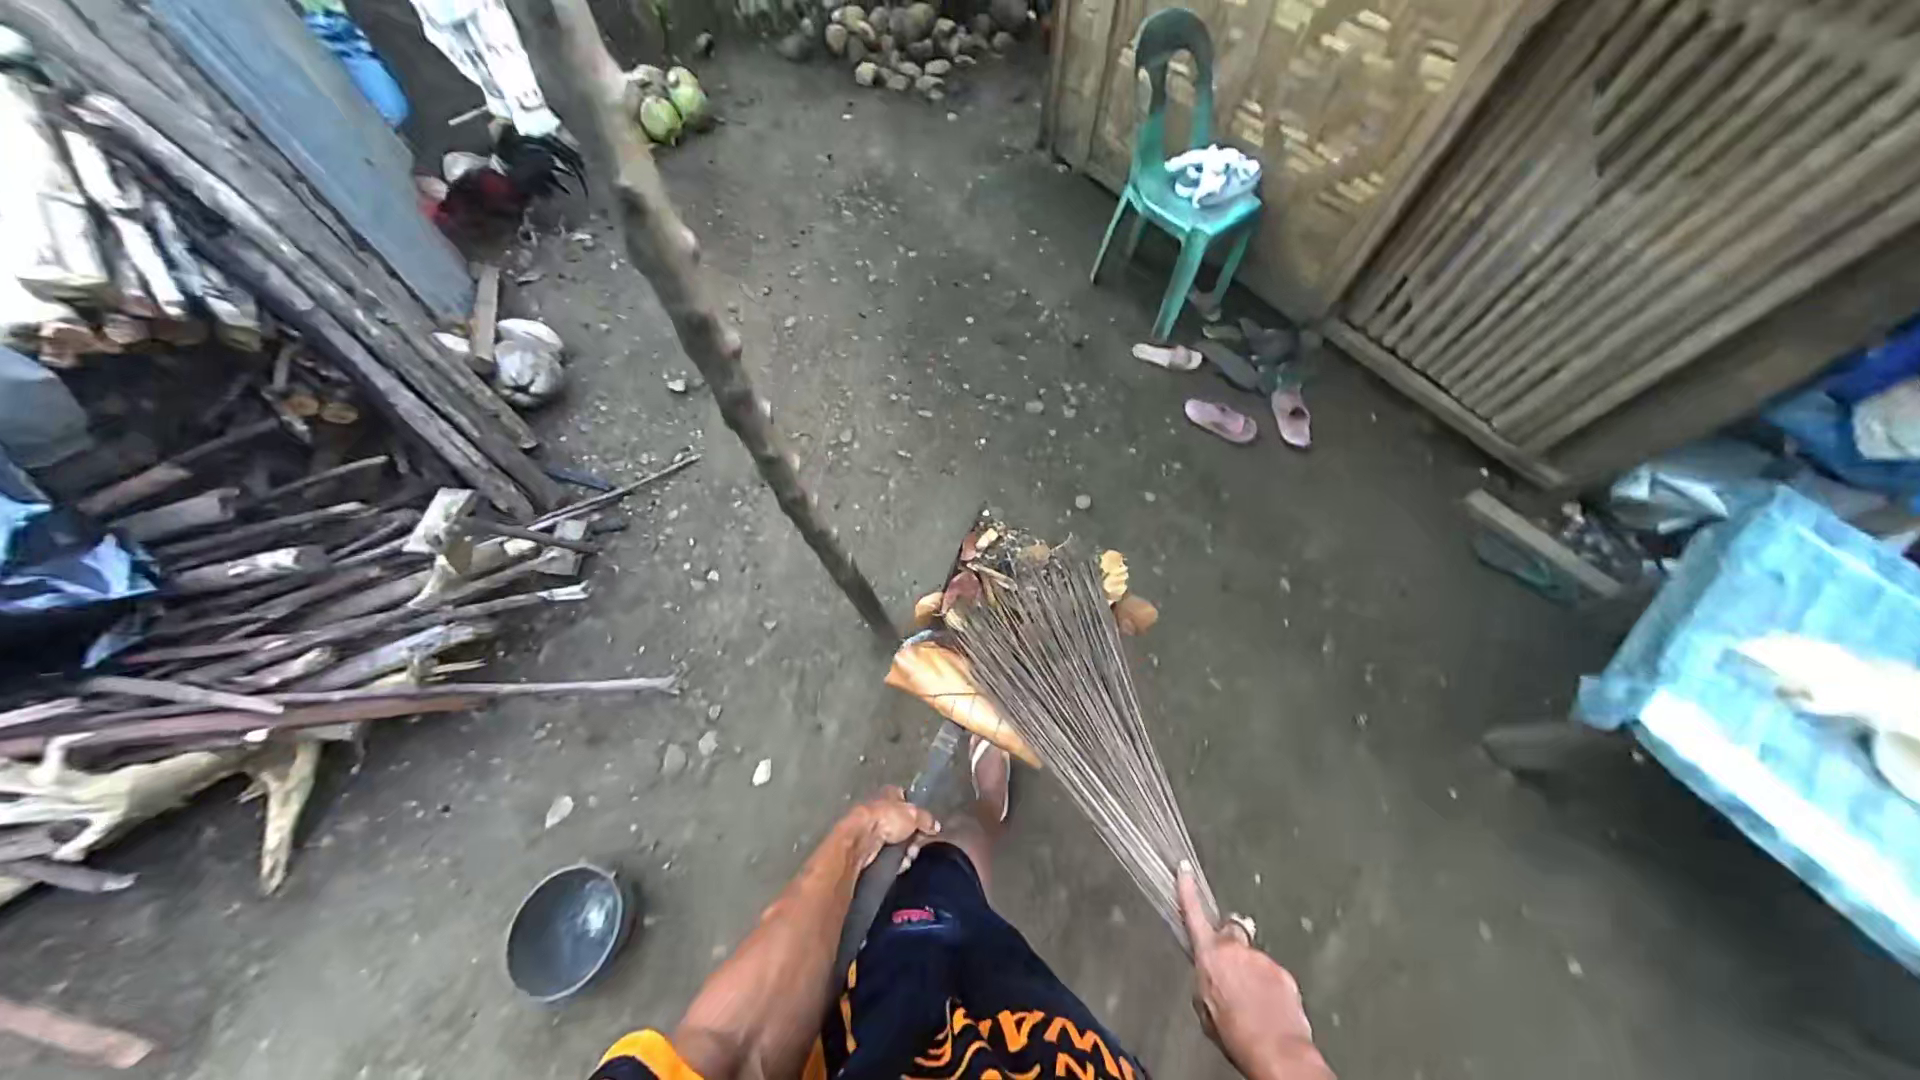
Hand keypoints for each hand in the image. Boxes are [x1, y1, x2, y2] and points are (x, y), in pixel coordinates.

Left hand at [844, 787, 938, 869]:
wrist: (860, 840)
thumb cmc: (887, 818)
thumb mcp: (914, 815)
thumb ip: (926, 819)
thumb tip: (936, 827)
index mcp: (890, 793)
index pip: (907, 799)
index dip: (917, 813)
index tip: (925, 826)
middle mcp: (880, 807)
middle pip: (903, 824)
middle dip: (913, 837)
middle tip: (916, 846)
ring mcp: (872, 828)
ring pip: (896, 841)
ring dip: (905, 851)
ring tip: (907, 857)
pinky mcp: (867, 847)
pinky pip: (887, 854)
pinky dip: (894, 860)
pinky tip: (898, 865)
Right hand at [1178, 865, 1334, 1079]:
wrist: (1277, 1054)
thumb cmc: (1235, 1036)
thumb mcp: (1204, 1010)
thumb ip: (1204, 981)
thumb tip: (1210, 976)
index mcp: (1209, 956)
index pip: (1193, 913)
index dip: (1187, 889)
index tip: (1185, 870)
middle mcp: (1234, 950)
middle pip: (1230, 931)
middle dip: (1229, 943)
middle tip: (1232, 969)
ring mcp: (1261, 959)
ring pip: (1253, 957)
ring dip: (1252, 973)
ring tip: (1255, 1004)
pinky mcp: (1283, 973)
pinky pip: (1273, 974)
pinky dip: (1270, 987)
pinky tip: (1270, 1010)